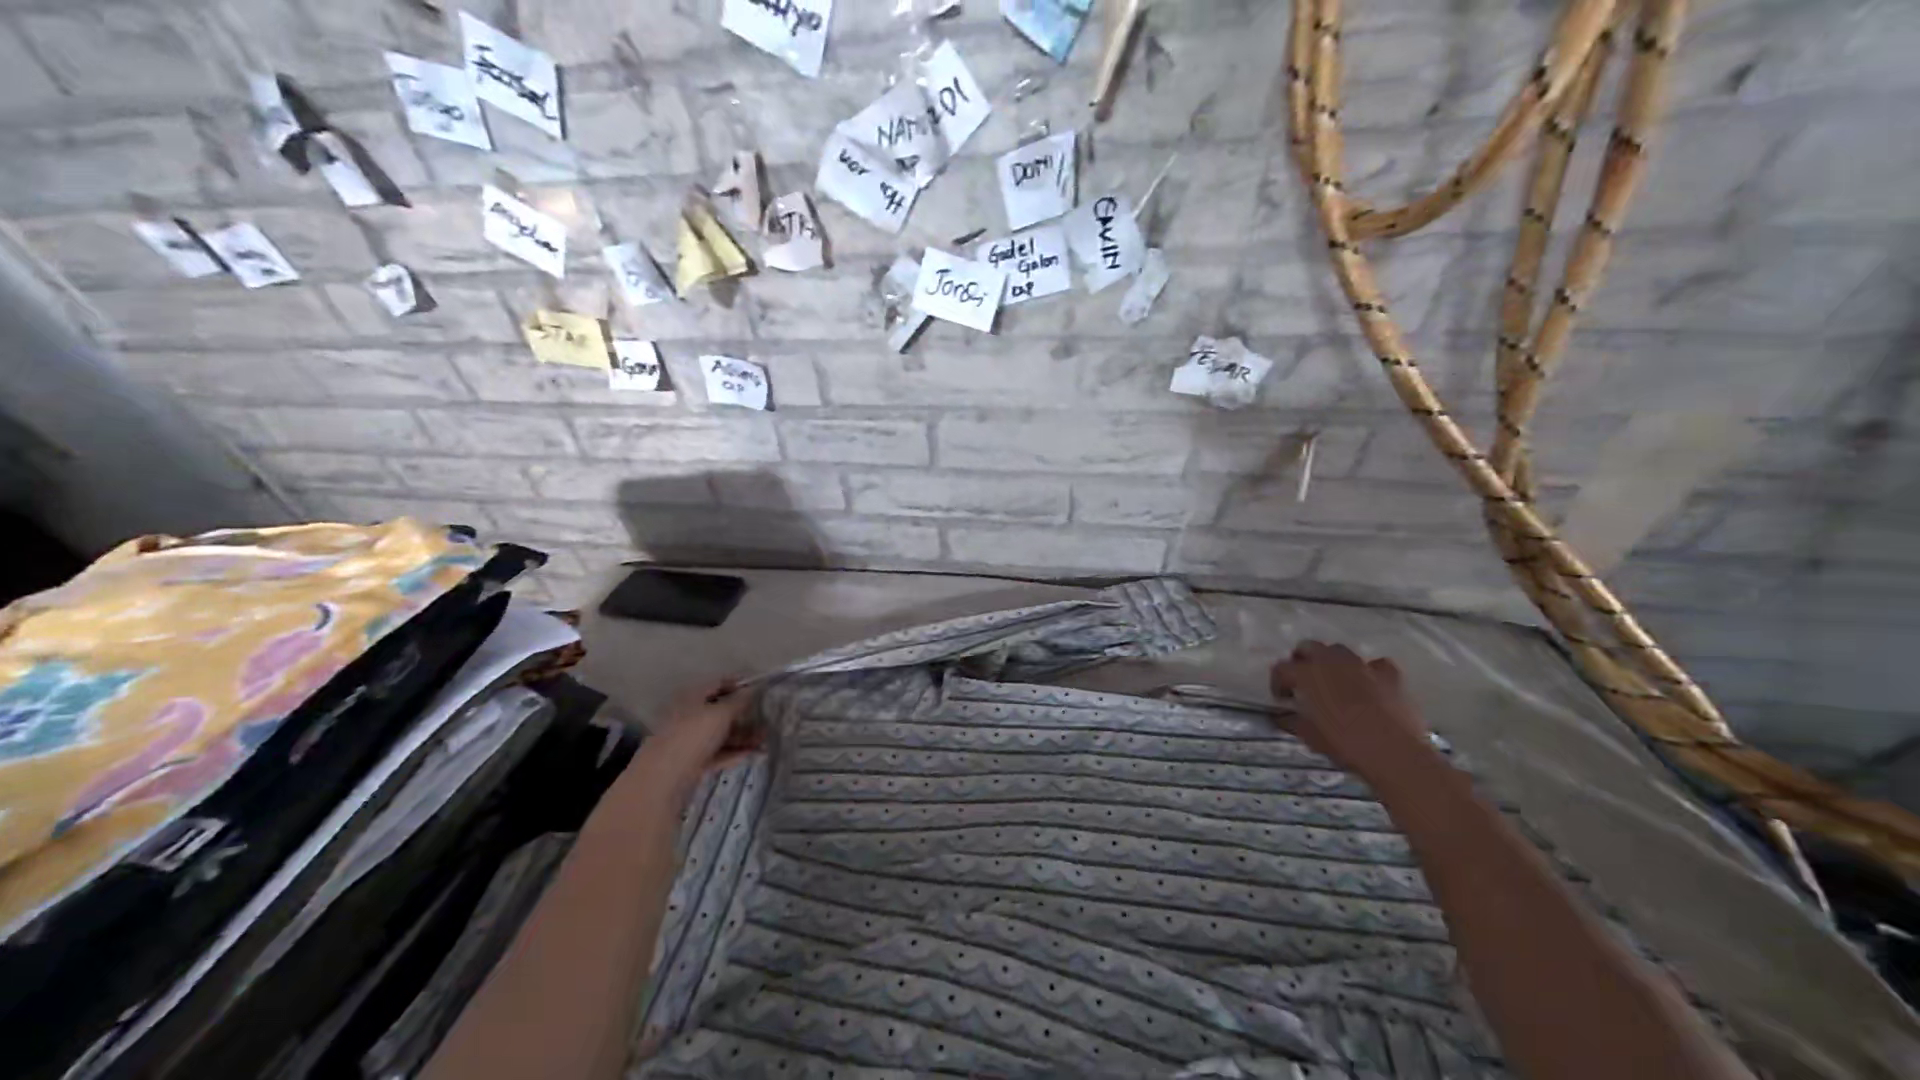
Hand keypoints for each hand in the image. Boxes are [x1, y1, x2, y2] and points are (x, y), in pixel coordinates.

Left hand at [643, 678, 762, 790]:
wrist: (666, 776)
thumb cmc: (694, 734)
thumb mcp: (722, 713)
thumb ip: (740, 701)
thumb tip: (754, 690)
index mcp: (692, 696)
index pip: (718, 683)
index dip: (740, 684)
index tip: (761, 690)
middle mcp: (689, 714)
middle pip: (720, 710)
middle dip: (745, 714)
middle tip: (767, 718)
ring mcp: (690, 739)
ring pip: (721, 733)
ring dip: (744, 735)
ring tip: (765, 739)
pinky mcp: (693, 761)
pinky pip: (718, 751)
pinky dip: (735, 751)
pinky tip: (754, 754)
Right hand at [1271, 642, 1430, 774]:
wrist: (1395, 752)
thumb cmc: (1345, 743)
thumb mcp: (1310, 736)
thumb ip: (1292, 721)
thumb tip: (1281, 717)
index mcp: (1307, 675)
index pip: (1281, 668)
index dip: (1277, 682)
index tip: (1282, 698)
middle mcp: (1332, 662)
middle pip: (1309, 647)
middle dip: (1302, 661)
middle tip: (1303, 682)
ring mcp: (1362, 665)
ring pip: (1339, 651)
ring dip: (1332, 662)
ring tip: (1334, 681)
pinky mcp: (1389, 674)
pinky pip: (1375, 664)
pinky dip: (1369, 671)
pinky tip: (1370, 684)